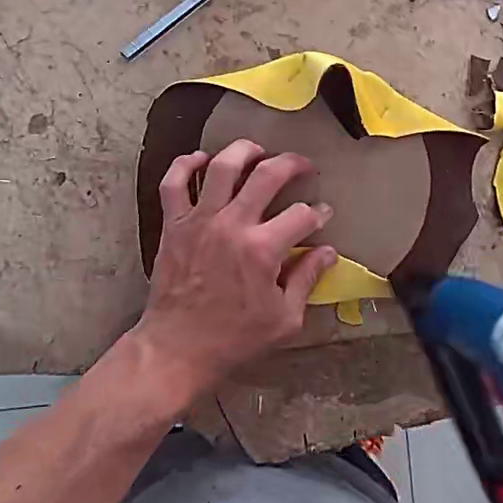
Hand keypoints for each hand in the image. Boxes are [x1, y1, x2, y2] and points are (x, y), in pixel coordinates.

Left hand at [128, 140, 337, 400]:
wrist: (175, 351)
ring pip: (223, 166)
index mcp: (263, 249)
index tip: (322, 216)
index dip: (319, 213)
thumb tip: (328, 252)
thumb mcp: (284, 319)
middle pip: (268, 173)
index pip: (302, 215)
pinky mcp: (174, 226)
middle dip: (293, 163)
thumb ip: (307, 279)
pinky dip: (186, 164)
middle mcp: (232, 225)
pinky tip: (203, 159)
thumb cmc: (233, 339)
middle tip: (303, 167)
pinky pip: (174, 183)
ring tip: (259, 152)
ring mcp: (200, 221)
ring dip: (245, 151)